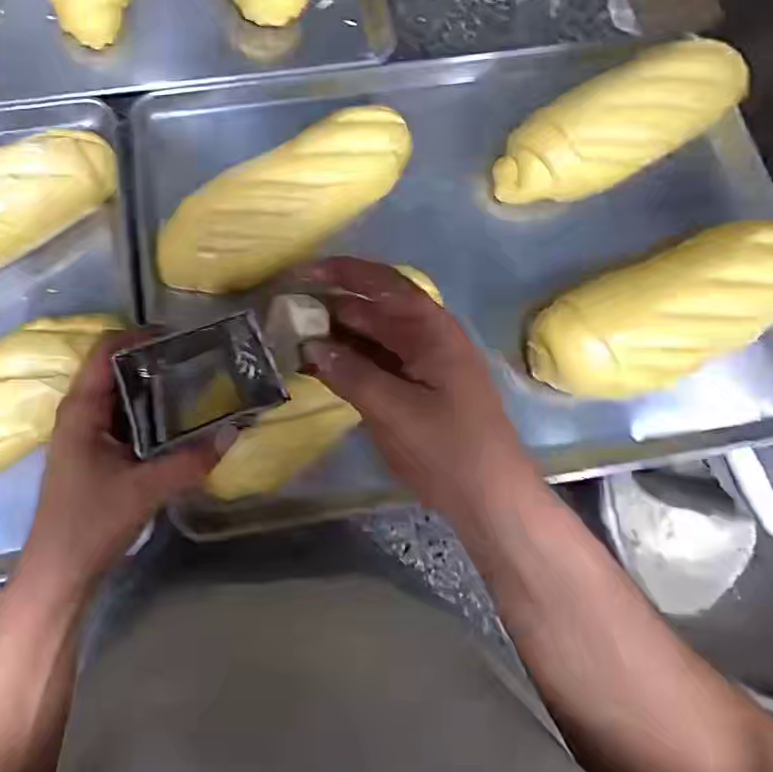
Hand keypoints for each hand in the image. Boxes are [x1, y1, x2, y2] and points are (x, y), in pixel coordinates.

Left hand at [22, 332, 229, 592]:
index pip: (107, 351)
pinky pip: (124, 422)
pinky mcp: (95, 454)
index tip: (180, 339)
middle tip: (199, 364)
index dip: (140, 336)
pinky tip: (180, 426)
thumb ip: (190, 461)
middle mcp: (80, 414)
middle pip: (116, 370)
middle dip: (155, 363)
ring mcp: (86, 435)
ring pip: (122, 398)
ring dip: (155, 392)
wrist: (59, 572)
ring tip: (197, 389)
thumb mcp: (145, 490)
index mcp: (81, 409)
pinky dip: (150, 418)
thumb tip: (233, 432)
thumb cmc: (91, 523)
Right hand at [298, 257, 540, 530]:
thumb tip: (311, 345)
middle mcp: (424, 338)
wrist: (490, 498)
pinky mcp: (411, 387)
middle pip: (370, 310)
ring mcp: (419, 363)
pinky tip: (315, 365)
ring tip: (290, 336)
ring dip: (332, 335)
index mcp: (430, 331)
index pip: (381, 285)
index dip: (341, 273)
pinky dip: (344, 360)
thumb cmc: (448, 449)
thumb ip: (351, 374)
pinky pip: (372, 362)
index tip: (301, 273)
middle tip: (282, 313)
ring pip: (368, 337)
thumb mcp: (394, 411)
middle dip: (328, 306)